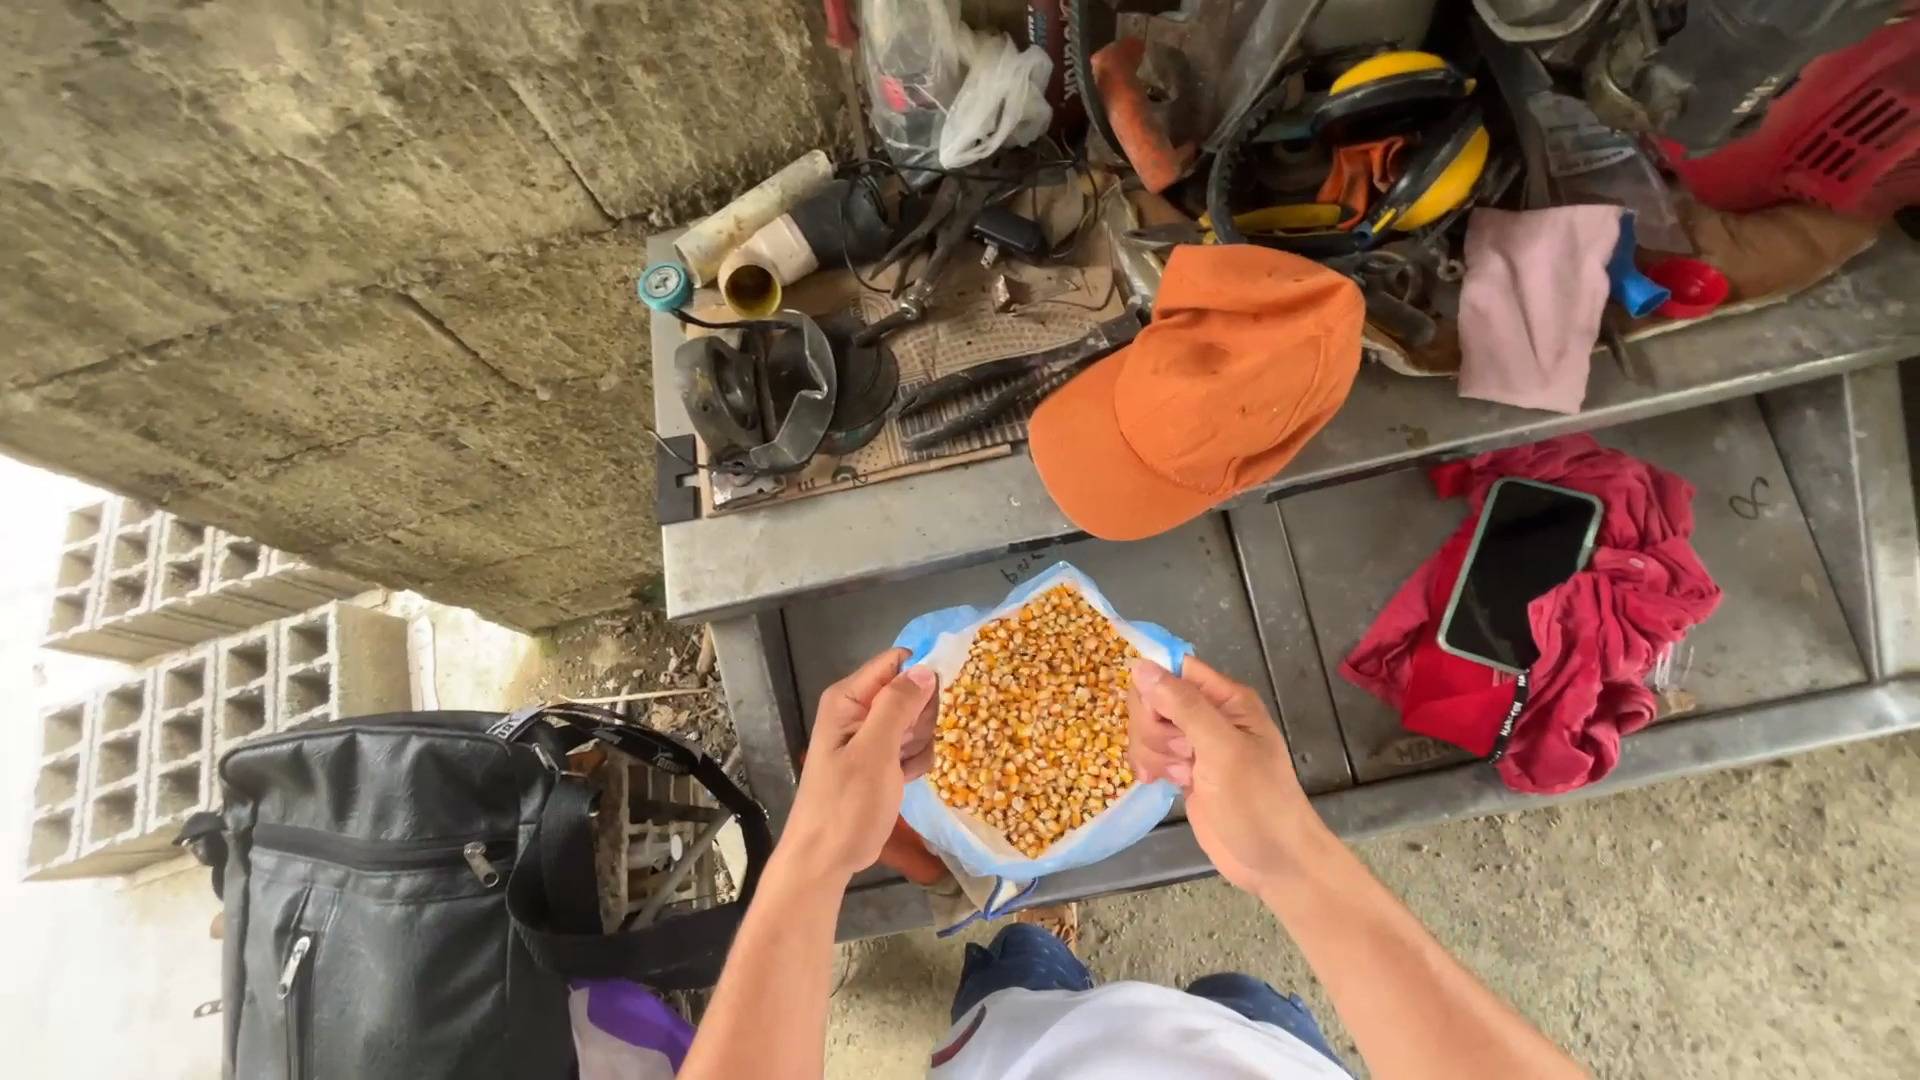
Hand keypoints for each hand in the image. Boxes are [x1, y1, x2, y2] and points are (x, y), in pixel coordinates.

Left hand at [784, 648, 937, 880]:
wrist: (825, 860)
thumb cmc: (845, 806)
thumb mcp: (873, 753)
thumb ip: (897, 707)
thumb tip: (925, 669)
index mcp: (849, 699)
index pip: (895, 662)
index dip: (923, 672)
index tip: (950, 692)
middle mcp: (859, 710)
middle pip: (910, 690)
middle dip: (923, 716)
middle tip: (916, 744)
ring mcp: (871, 736)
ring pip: (916, 720)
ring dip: (922, 742)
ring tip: (907, 767)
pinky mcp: (881, 759)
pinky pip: (913, 746)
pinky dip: (917, 760)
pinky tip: (908, 779)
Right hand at [1127, 658, 1323, 894]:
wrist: (1273, 862)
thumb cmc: (1258, 803)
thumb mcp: (1222, 750)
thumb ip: (1183, 706)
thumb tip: (1141, 667)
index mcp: (1226, 699)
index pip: (1174, 670)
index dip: (1156, 690)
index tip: (1160, 719)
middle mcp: (1208, 714)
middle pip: (1152, 698)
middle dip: (1154, 729)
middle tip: (1182, 756)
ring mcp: (1193, 743)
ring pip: (1147, 727)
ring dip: (1152, 752)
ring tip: (1181, 776)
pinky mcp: (1181, 768)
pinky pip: (1148, 752)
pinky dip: (1148, 766)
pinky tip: (1160, 783)